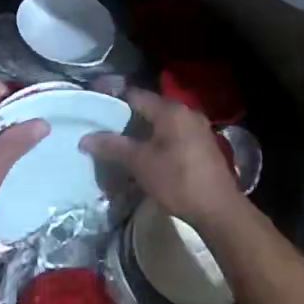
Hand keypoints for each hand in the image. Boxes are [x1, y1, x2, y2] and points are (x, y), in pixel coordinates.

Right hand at [81, 89, 246, 227]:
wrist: (218, 208)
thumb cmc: (177, 180)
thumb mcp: (140, 163)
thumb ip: (112, 147)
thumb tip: (85, 138)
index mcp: (171, 110)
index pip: (135, 94)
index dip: (112, 97)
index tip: (93, 104)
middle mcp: (186, 113)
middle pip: (149, 108)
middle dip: (125, 117)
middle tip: (102, 127)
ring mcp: (198, 129)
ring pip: (161, 123)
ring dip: (141, 131)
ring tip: (119, 143)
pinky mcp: (202, 145)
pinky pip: (173, 135)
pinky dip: (156, 141)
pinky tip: (144, 155)